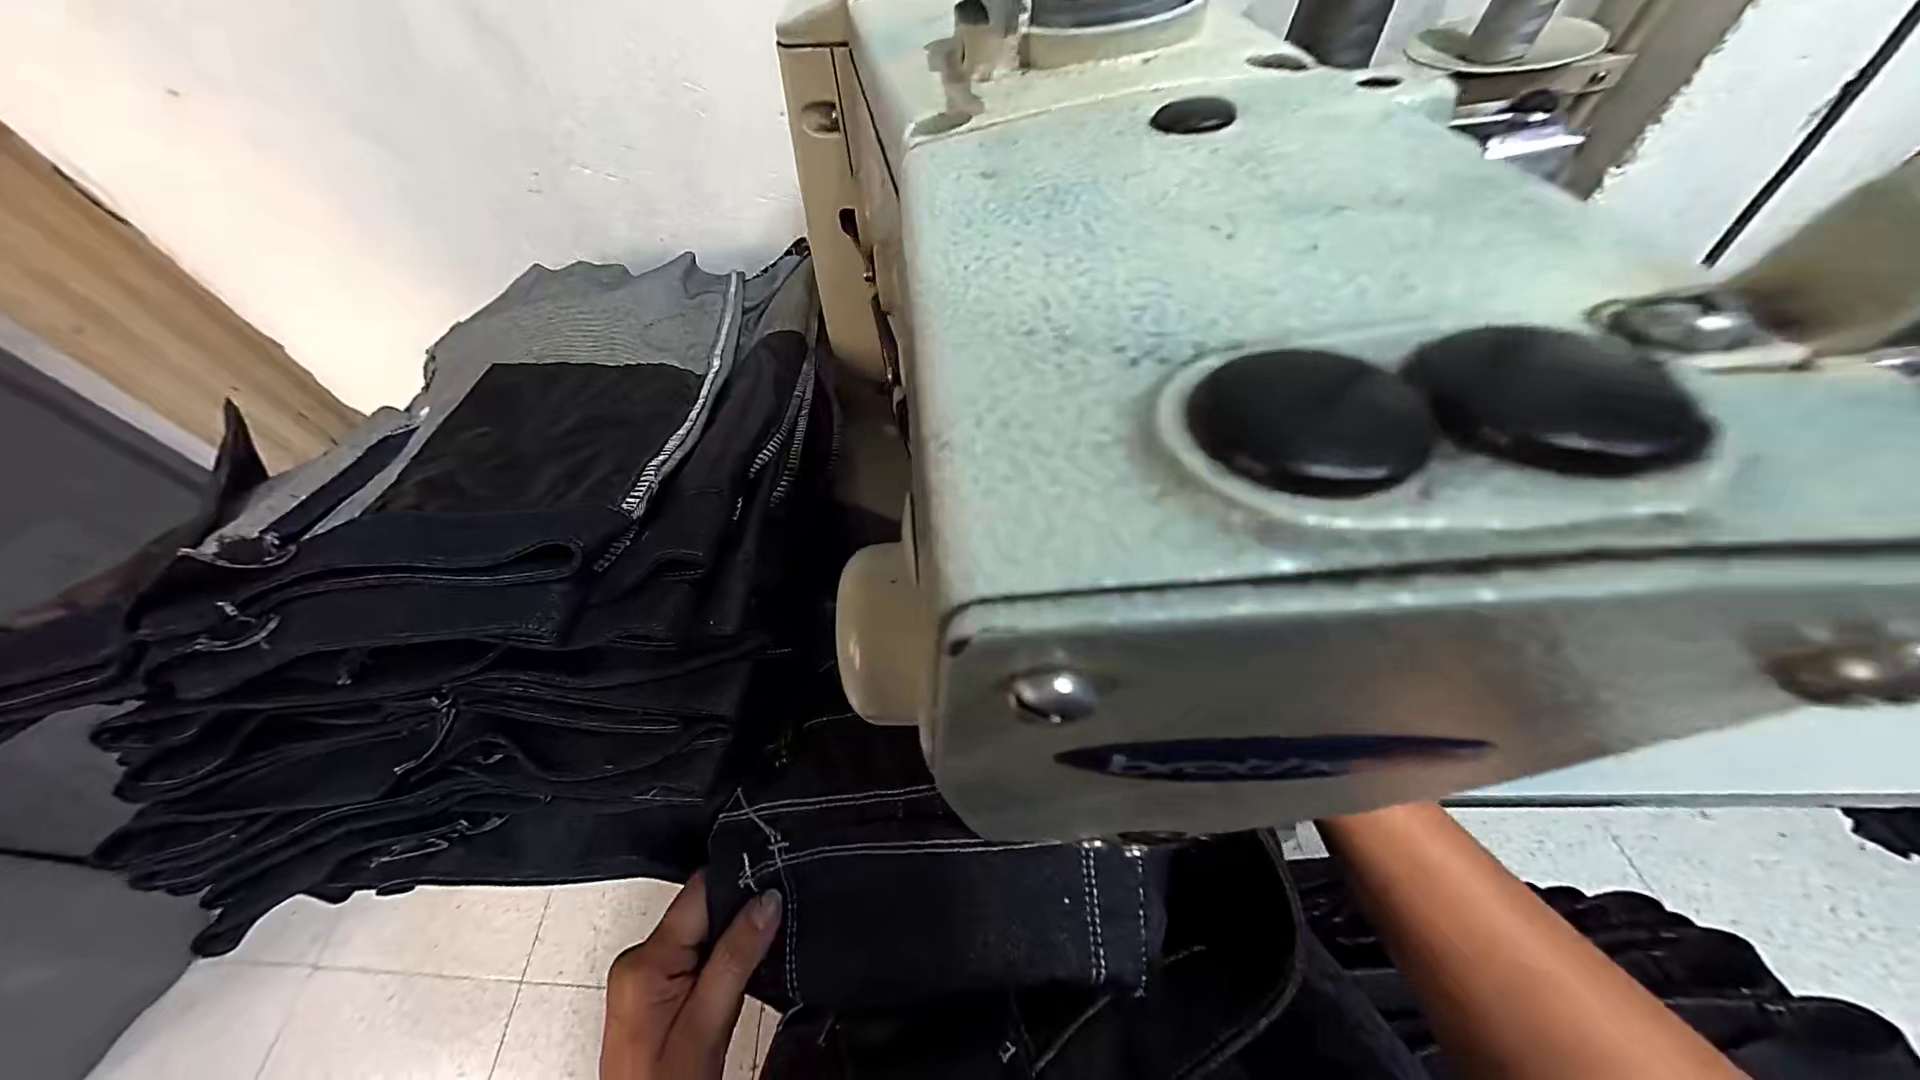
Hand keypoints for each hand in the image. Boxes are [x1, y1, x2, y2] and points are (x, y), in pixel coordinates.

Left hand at [602, 872, 782, 1079]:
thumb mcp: (709, 1024)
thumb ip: (737, 956)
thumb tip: (767, 900)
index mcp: (645, 962)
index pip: (699, 893)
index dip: (740, 882)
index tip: (775, 885)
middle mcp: (639, 960)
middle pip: (700, 908)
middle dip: (740, 910)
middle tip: (779, 916)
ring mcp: (644, 976)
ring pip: (701, 929)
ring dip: (733, 934)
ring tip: (766, 943)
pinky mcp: (655, 991)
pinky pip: (696, 951)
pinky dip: (722, 954)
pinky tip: (744, 966)